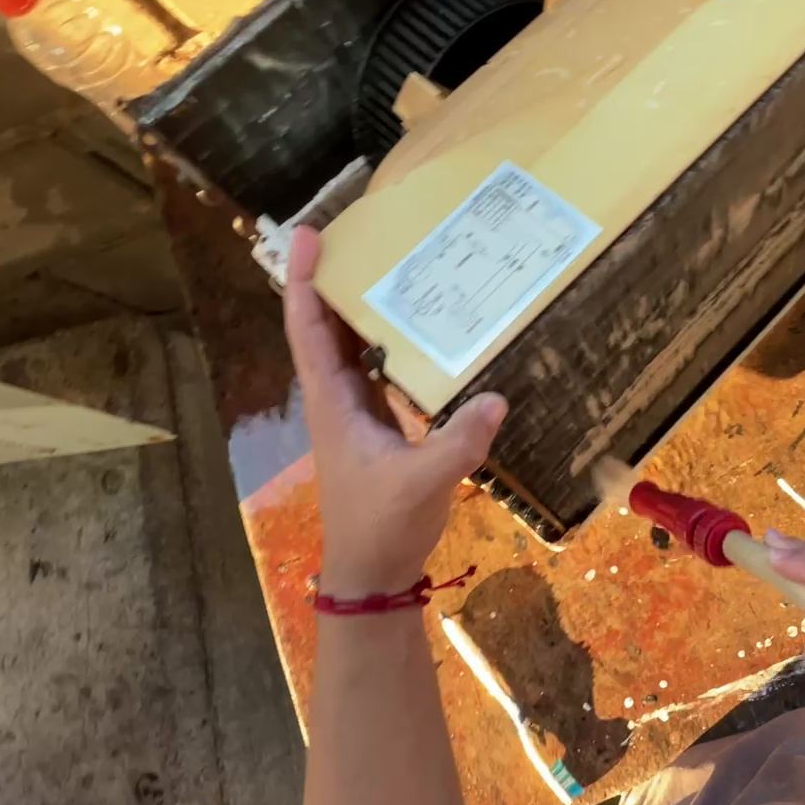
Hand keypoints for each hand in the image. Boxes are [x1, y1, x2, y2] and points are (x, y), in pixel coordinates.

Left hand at [284, 226, 507, 600]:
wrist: (374, 571)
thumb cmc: (381, 524)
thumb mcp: (421, 482)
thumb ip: (456, 442)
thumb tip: (498, 397)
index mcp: (332, 402)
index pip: (309, 329)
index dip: (305, 280)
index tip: (313, 233)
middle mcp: (340, 399)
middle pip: (331, 328)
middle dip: (343, 282)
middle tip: (374, 240)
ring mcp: (360, 414)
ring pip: (358, 351)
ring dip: (371, 313)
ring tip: (404, 274)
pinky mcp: (383, 429)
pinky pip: (385, 374)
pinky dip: (399, 348)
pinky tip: (430, 337)